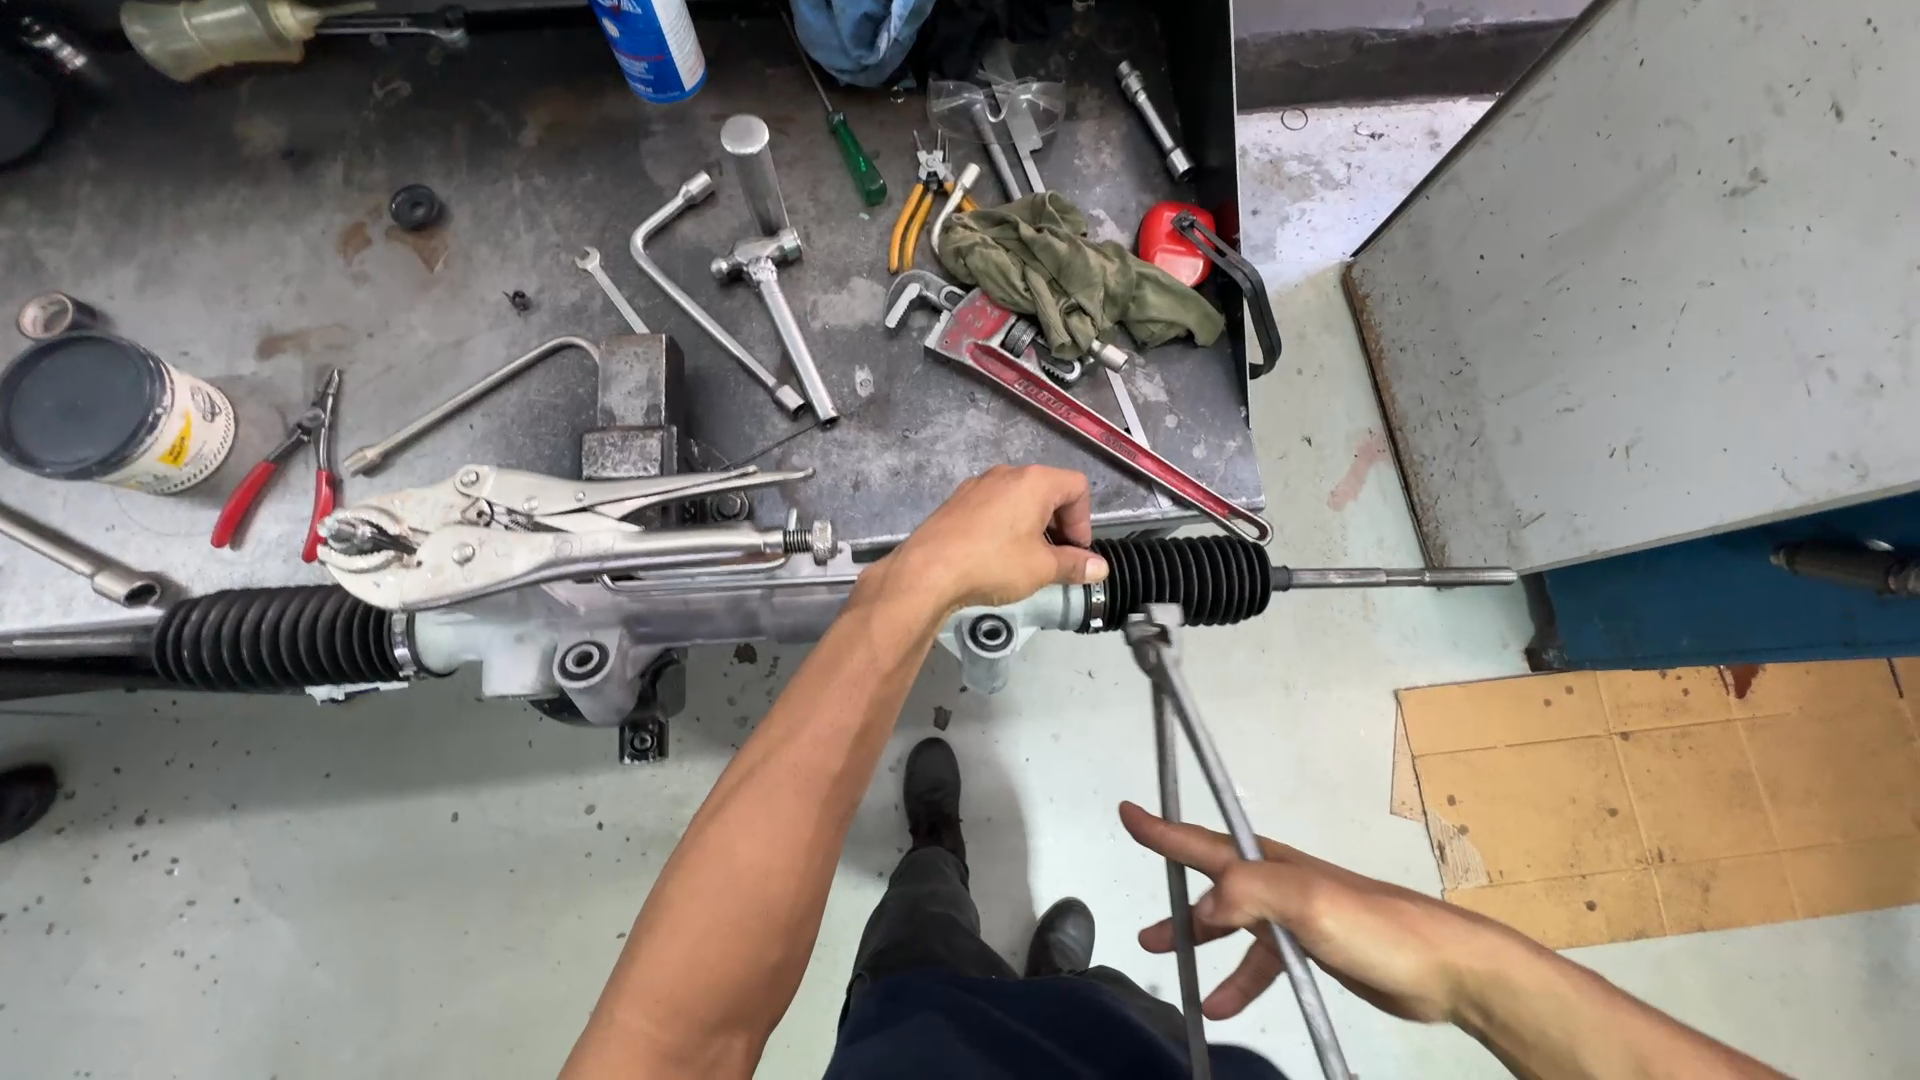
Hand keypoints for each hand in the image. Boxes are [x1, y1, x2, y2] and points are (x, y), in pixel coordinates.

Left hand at [878, 465, 1108, 612]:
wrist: (928, 570)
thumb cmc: (993, 563)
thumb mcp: (1042, 568)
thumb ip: (1074, 565)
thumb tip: (1100, 568)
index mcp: (1034, 481)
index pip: (1077, 487)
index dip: (1084, 521)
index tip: (1076, 552)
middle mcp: (1006, 474)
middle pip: (1048, 491)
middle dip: (1059, 524)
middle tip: (1055, 559)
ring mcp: (977, 485)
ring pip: (1019, 499)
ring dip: (1032, 526)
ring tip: (1026, 561)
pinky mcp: (956, 502)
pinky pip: (993, 508)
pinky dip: (1005, 526)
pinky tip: (996, 556)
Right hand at [1119, 801, 1524, 1025]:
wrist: (1445, 969)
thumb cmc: (1374, 925)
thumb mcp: (1306, 900)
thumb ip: (1249, 892)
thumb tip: (1201, 905)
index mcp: (1266, 863)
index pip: (1201, 842)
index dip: (1162, 830)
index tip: (1128, 812)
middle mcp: (1272, 882)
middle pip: (1209, 885)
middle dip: (1173, 897)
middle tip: (1142, 920)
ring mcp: (1291, 917)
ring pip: (1229, 927)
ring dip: (1197, 943)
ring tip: (1164, 959)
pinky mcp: (1310, 950)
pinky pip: (1258, 963)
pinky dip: (1238, 981)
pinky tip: (1223, 1007)